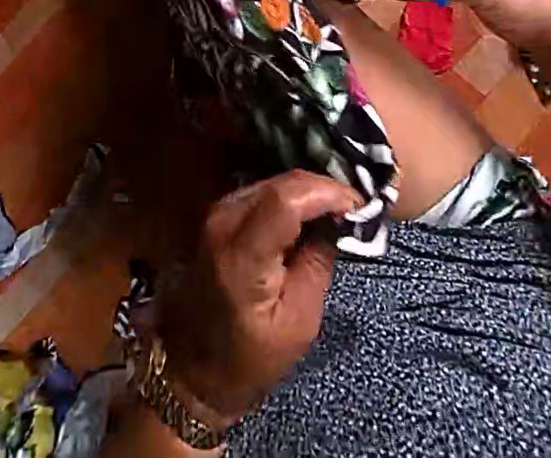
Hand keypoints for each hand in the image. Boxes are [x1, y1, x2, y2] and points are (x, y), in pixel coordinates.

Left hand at [158, 172, 361, 427]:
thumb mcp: (299, 320)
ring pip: (274, 183)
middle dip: (323, 189)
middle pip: (282, 184)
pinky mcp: (217, 215)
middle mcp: (224, 223)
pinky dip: (291, 197)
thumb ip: (319, 261)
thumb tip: (339, 221)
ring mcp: (217, 215)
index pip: (287, 199)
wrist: (192, 367)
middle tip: (354, 208)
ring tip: (336, 212)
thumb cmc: (249, 356)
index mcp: (241, 256)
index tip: (358, 206)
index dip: (327, 193)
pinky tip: (309, 215)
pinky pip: (263, 191)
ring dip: (308, 192)